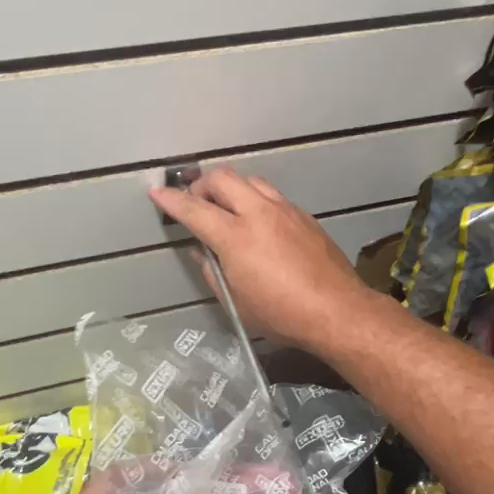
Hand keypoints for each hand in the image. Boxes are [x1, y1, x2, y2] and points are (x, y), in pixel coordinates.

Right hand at [148, 167, 390, 352]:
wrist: (336, 310)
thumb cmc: (281, 315)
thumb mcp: (235, 302)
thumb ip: (211, 272)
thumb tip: (200, 251)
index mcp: (236, 237)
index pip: (195, 209)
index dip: (172, 200)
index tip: (158, 192)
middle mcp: (259, 214)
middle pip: (223, 178)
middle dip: (202, 184)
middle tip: (196, 201)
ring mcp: (285, 211)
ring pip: (251, 180)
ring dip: (232, 188)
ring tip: (227, 207)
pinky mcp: (304, 216)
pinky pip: (273, 195)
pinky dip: (256, 199)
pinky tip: (258, 221)